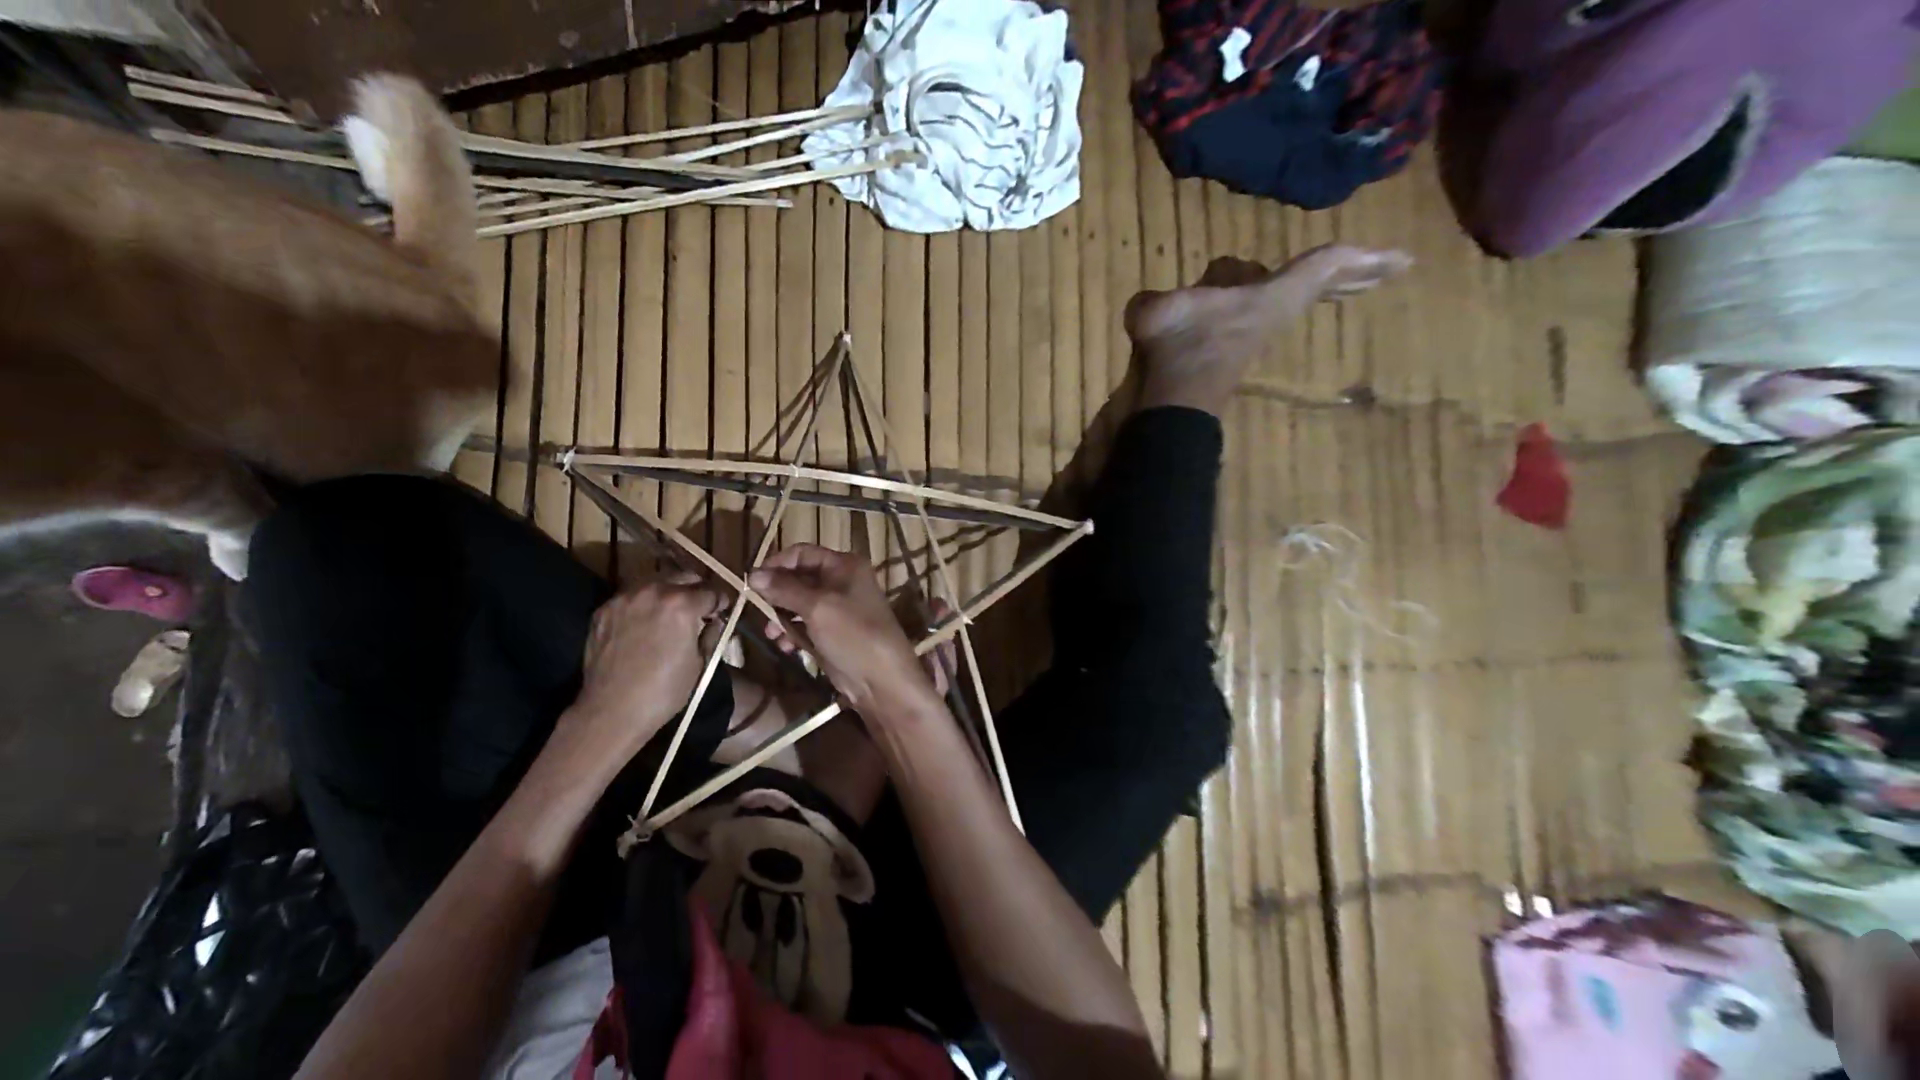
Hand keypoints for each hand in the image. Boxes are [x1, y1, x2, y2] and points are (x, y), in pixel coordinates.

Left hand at [562, 577, 721, 759]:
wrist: (612, 711)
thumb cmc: (664, 691)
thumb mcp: (700, 663)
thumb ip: (710, 633)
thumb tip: (714, 620)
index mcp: (682, 604)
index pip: (712, 590)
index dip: (720, 602)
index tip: (720, 612)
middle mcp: (653, 591)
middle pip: (683, 577)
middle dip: (695, 591)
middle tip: (697, 610)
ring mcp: (624, 598)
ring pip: (655, 583)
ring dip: (668, 593)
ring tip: (669, 615)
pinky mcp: (604, 609)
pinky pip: (632, 597)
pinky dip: (643, 605)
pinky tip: (643, 625)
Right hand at [749, 545, 939, 719]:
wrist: (882, 680)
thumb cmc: (853, 634)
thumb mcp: (817, 607)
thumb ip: (784, 589)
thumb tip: (752, 575)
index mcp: (844, 565)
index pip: (802, 553)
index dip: (776, 564)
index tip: (752, 581)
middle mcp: (841, 581)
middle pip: (798, 578)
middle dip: (776, 594)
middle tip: (757, 610)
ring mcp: (837, 608)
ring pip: (798, 604)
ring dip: (781, 617)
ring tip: (770, 633)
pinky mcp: (832, 632)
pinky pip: (805, 625)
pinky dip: (792, 633)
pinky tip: (785, 646)